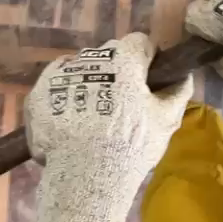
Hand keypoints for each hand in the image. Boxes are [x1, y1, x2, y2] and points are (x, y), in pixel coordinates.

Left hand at [18, 33, 191, 221]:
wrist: (84, 178)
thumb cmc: (131, 146)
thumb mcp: (165, 121)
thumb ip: (177, 92)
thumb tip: (183, 75)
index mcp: (123, 58)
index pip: (140, 43)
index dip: (147, 61)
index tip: (147, 84)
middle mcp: (90, 57)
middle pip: (110, 55)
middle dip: (118, 72)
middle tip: (122, 104)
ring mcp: (60, 74)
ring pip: (82, 69)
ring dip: (90, 83)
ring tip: (94, 117)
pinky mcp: (38, 93)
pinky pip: (56, 85)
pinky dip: (65, 97)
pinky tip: (71, 120)